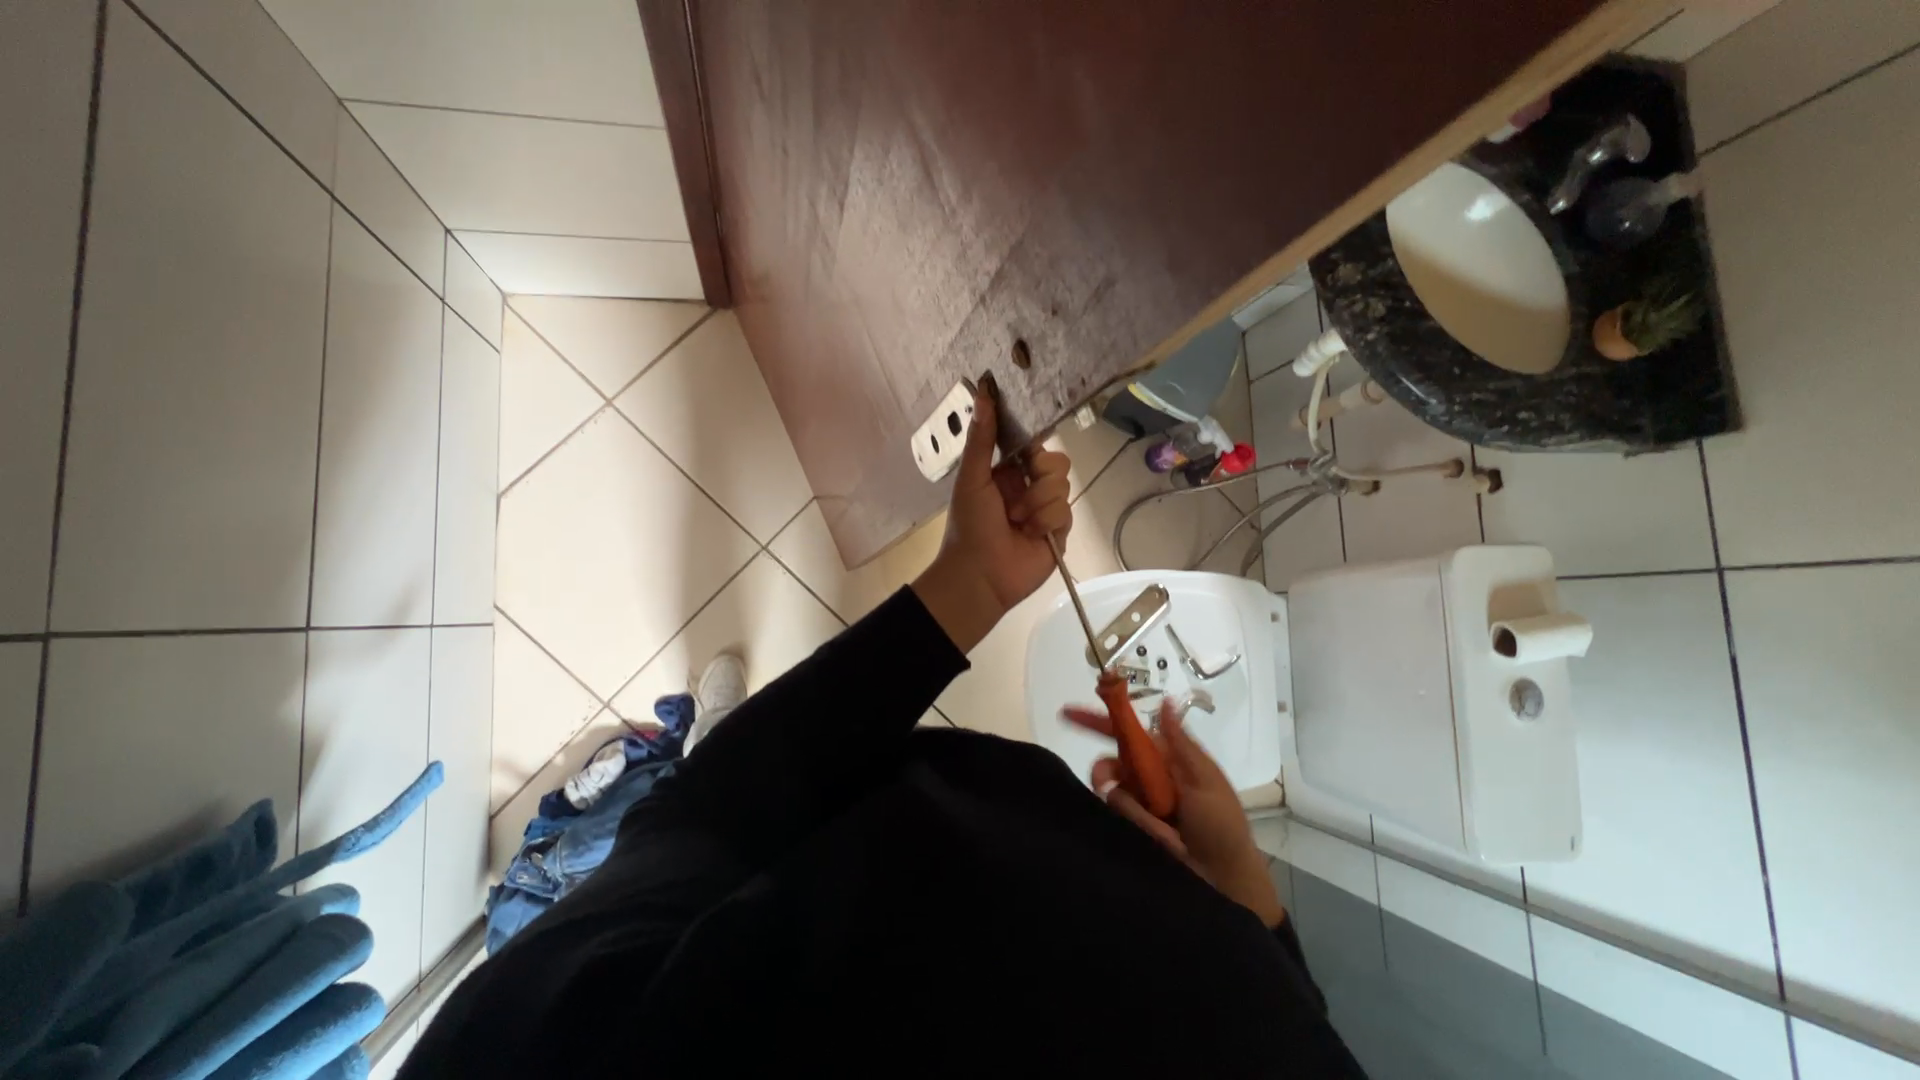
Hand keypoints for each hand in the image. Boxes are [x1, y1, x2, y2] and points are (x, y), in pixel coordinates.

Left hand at [912, 387, 1071, 652]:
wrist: (979, 575)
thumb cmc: (969, 525)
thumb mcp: (972, 477)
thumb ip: (982, 438)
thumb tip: (982, 391)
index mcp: (1007, 472)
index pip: (1033, 443)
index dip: (1036, 441)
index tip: (1031, 443)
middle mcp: (1028, 487)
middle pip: (1056, 461)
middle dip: (1040, 474)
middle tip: (1017, 493)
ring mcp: (1045, 509)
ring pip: (1062, 485)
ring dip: (1037, 502)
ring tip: (1017, 521)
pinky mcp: (1059, 531)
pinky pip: (1066, 510)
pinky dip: (1046, 521)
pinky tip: (1029, 534)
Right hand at [1064, 698, 1286, 927]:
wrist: (1224, 880)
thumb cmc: (1222, 826)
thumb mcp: (1206, 780)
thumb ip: (1180, 743)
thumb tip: (1165, 700)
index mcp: (1166, 760)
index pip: (1127, 734)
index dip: (1098, 722)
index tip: (1068, 714)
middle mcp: (1146, 780)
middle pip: (1109, 764)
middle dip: (1104, 771)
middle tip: (1106, 782)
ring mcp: (1137, 807)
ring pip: (1110, 793)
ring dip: (1127, 806)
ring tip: (1159, 826)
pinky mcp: (1130, 831)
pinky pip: (1114, 818)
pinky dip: (1131, 822)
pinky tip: (1154, 835)